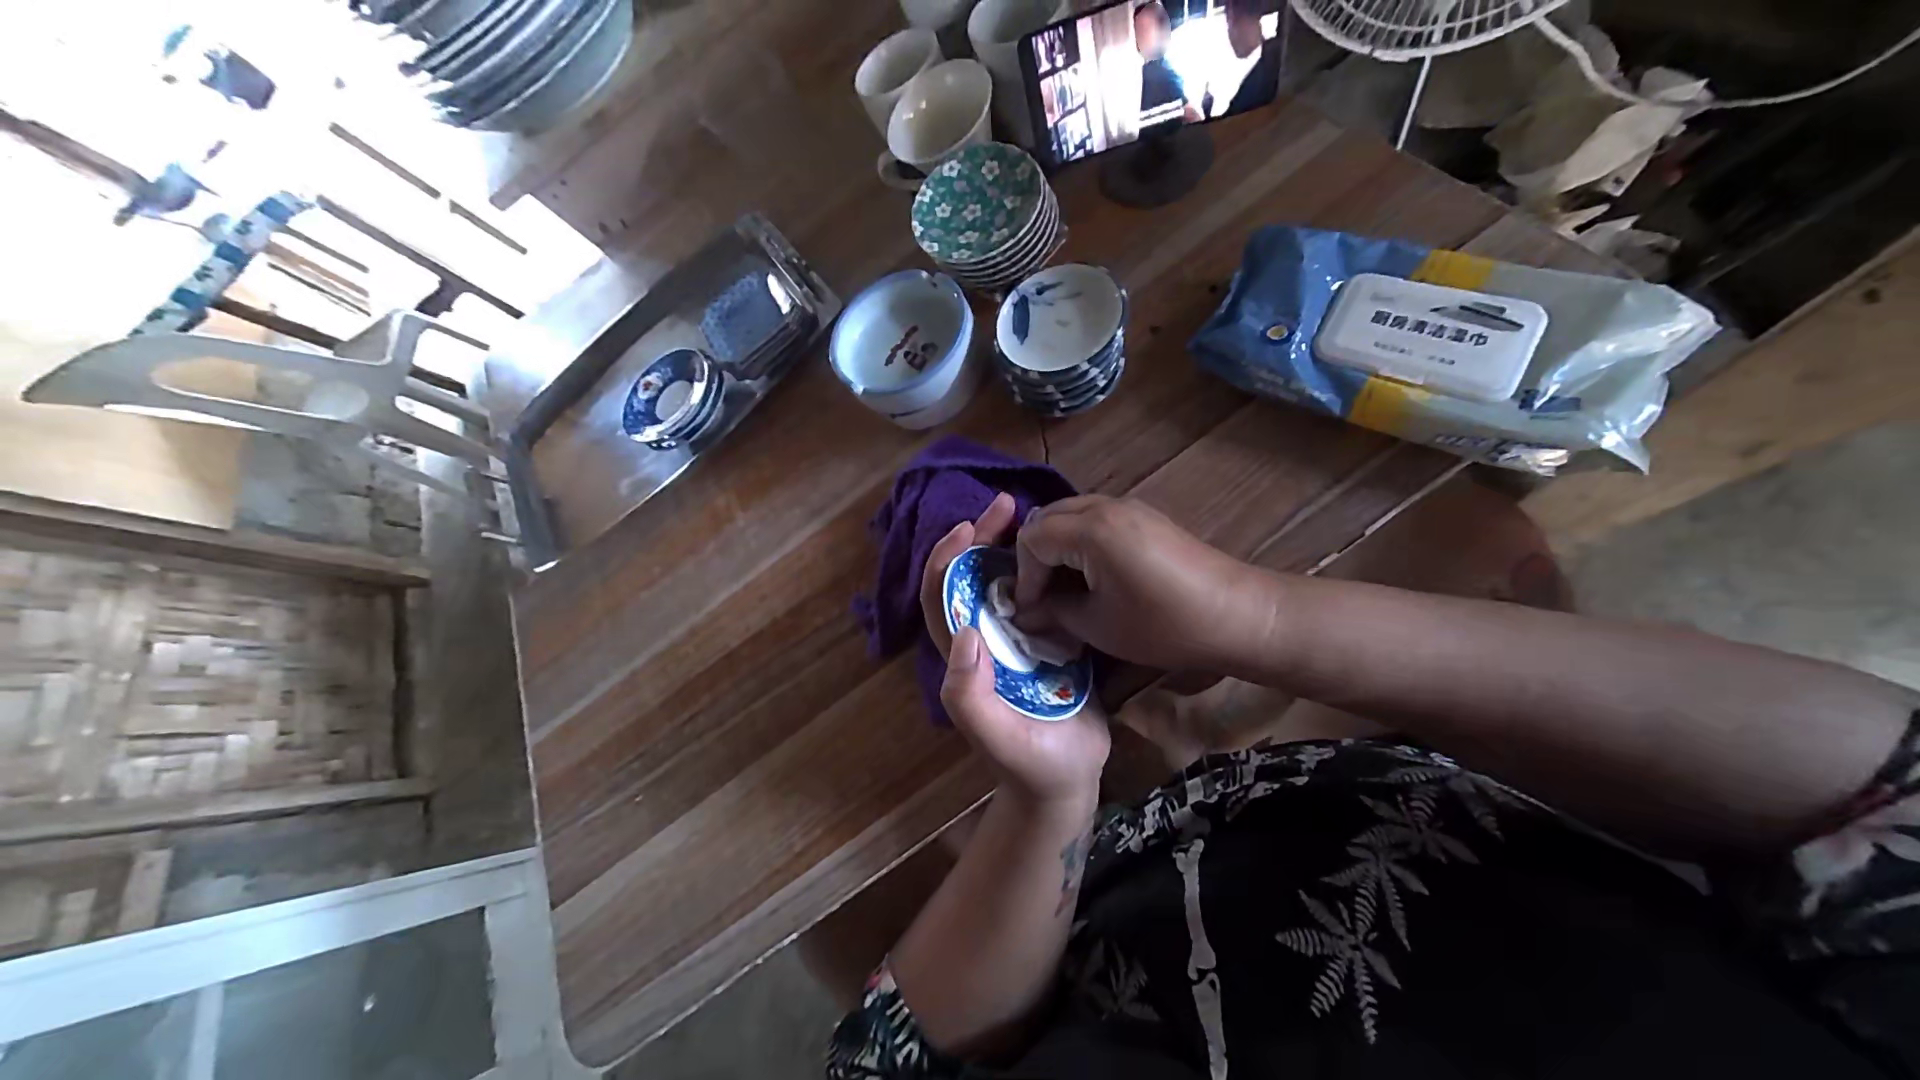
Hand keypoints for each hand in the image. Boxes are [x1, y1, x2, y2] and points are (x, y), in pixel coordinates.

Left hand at [921, 494, 1109, 808]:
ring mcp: (1014, 638)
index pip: (939, 598)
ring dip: (1009, 545)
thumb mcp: (995, 736)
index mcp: (962, 656)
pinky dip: (1040, 566)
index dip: (944, 561)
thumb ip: (969, 693)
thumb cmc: (1031, 763)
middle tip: (1006, 503)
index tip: (966, 528)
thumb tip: (965, 632)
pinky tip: (1058, 547)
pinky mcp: (1046, 639)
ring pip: (1002, 581)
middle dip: (979, 538)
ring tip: (1030, 514)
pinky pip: (1036, 594)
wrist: (1069, 780)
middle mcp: (983, 640)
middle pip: (969, 578)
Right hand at [1013, 496, 1270, 674]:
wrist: (1237, 615)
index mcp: (1090, 529)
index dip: (1024, 577)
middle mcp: (1105, 506)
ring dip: (1056, 545)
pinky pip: (1094, 517)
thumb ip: (1054, 612)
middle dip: (1035, 555)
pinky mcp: (1145, 515)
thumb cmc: (1163, 624)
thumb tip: (1025, 614)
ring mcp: (1128, 506)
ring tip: (1061, 584)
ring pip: (1070, 514)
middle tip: (1039, 594)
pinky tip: (1090, 572)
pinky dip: (1079, 539)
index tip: (1030, 610)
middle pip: (1047, 518)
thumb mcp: (1098, 625)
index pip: (1032, 539)